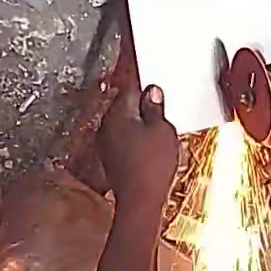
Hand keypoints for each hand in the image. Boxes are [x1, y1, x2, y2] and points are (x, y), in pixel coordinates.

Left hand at [99, 83, 178, 212]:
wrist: (140, 202)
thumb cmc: (151, 166)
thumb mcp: (162, 130)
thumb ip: (156, 107)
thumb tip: (152, 93)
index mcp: (118, 114)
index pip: (130, 86)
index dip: (143, 79)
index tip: (146, 69)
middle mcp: (107, 126)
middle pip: (126, 105)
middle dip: (143, 103)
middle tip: (163, 104)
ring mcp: (107, 144)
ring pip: (126, 123)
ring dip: (141, 121)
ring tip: (161, 129)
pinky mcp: (112, 159)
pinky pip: (126, 139)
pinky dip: (138, 138)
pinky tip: (152, 145)